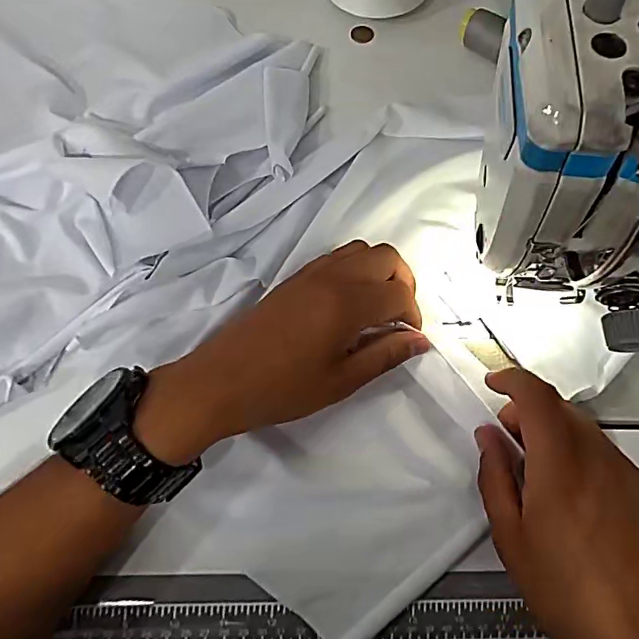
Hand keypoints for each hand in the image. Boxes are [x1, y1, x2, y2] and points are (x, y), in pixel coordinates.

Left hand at [134, 241, 428, 462]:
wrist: (219, 382)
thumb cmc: (282, 389)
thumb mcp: (341, 381)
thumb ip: (385, 355)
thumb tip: (420, 340)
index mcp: (347, 303)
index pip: (400, 293)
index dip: (414, 316)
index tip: (408, 339)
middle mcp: (333, 277)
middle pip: (387, 257)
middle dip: (404, 283)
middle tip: (399, 318)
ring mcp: (312, 272)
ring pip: (362, 250)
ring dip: (381, 271)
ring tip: (377, 308)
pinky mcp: (296, 276)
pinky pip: (338, 256)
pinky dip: (357, 268)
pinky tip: (349, 303)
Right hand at [475, 367, 638, 638]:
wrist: (630, 631)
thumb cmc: (568, 593)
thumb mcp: (510, 534)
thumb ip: (494, 474)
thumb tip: (488, 438)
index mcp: (558, 465)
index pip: (535, 395)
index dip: (511, 379)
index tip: (496, 382)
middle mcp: (594, 456)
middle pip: (557, 405)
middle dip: (527, 409)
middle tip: (507, 436)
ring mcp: (620, 468)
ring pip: (579, 424)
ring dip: (552, 428)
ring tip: (534, 468)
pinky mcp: (636, 482)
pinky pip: (600, 446)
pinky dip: (576, 448)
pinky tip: (565, 487)